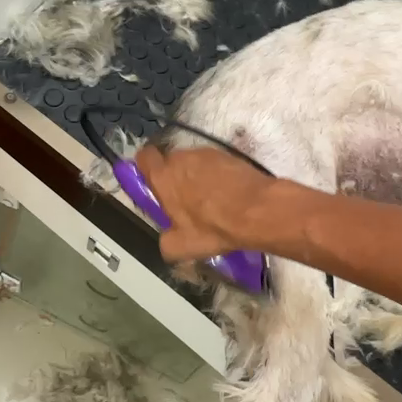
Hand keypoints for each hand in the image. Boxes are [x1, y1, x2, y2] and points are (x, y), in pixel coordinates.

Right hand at [132, 145, 279, 261]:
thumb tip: (166, 241)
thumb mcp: (182, 247)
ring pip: (194, 163)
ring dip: (197, 177)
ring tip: (211, 201)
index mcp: (163, 177)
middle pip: (170, 162)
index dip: (146, 168)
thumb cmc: (213, 227)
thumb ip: (165, 241)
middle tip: (184, 201)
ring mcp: (206, 154)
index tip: (153, 183)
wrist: (257, 211)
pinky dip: (217, 176)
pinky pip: (215, 164)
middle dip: (174, 178)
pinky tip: (228, 196)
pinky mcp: (229, 155)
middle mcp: (181, 158)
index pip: (144, 157)